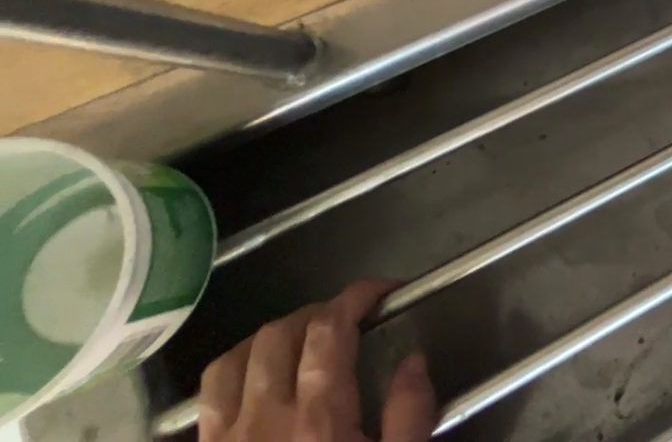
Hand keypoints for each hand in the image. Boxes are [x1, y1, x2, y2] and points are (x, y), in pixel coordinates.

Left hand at [198, 279, 435, 441]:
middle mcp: (263, 419)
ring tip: (304, 337)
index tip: (384, 292)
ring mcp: (223, 441)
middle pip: (280, 333)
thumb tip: (413, 361)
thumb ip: (410, 414)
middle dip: (321, 309)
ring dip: (273, 334)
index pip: (328, 328)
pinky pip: (208, 397)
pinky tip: (261, 379)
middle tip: (353, 316)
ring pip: (233, 359)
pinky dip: (237, 370)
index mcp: (318, 418)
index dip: (357, 295)